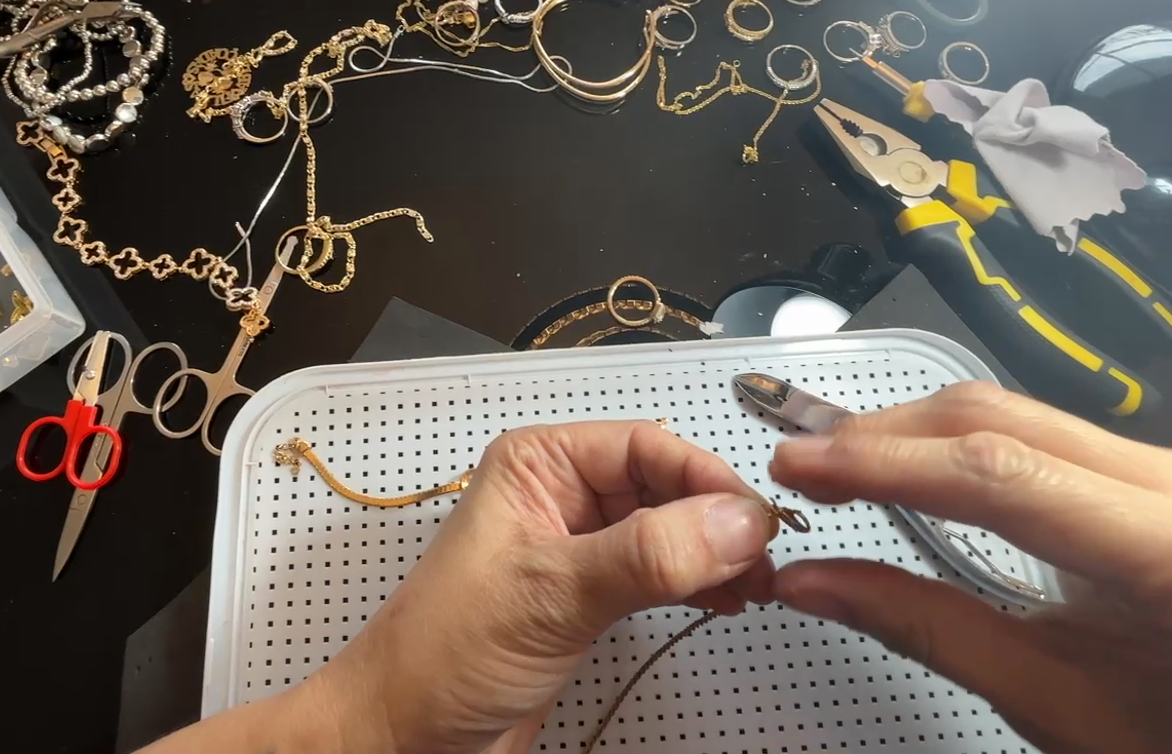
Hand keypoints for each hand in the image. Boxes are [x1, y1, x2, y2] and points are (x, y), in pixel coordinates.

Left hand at [313, 420, 780, 753]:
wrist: (406, 734)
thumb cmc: (453, 647)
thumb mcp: (554, 591)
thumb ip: (648, 554)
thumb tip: (742, 521)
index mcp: (540, 462)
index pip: (642, 446)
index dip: (703, 477)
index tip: (758, 522)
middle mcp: (561, 490)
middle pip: (659, 483)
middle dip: (714, 518)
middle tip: (764, 565)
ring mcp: (577, 541)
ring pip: (664, 526)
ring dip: (711, 551)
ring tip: (755, 587)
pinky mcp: (588, 589)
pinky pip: (656, 567)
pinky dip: (693, 580)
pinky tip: (724, 598)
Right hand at [769, 382, 1171, 753]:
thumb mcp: (1046, 702)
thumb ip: (917, 624)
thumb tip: (800, 581)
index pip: (1000, 477)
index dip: (881, 462)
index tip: (793, 466)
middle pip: (997, 424)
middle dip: (882, 437)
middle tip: (800, 466)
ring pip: (1007, 410)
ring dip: (908, 430)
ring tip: (836, 461)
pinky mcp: (1160, 464)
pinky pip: (1031, 428)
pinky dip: (948, 439)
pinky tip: (906, 459)